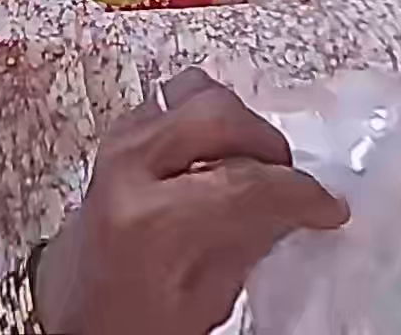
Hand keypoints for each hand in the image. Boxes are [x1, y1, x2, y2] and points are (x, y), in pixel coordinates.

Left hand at [35, 70, 348, 334]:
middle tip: (286, 177)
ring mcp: (122, 135)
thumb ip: (248, 242)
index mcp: (150, 221)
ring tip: (250, 162)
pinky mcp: (122, 125)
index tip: (328, 206)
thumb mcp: (203, 302)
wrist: (72, 302)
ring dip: (236, 121)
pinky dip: (208, 114)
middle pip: (217, 114)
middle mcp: (131, 162)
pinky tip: (217, 153)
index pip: (241, 184)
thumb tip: (294, 202)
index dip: (296, 192)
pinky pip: (177, 95)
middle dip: (265, 141)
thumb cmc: (135, 318)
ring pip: (197, 89)